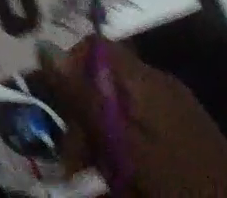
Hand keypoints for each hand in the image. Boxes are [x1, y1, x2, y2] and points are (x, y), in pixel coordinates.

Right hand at [46, 37, 226, 197]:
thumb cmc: (176, 180)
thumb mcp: (121, 142)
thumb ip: (82, 95)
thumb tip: (44, 46)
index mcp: (146, 80)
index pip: (95, 46)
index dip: (70, 65)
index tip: (59, 103)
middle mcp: (160, 85)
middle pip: (103, 81)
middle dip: (81, 115)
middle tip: (73, 159)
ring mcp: (175, 110)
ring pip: (117, 109)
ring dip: (97, 138)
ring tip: (89, 174)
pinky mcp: (183, 134)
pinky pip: (138, 127)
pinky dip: (121, 148)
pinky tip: (117, 176)